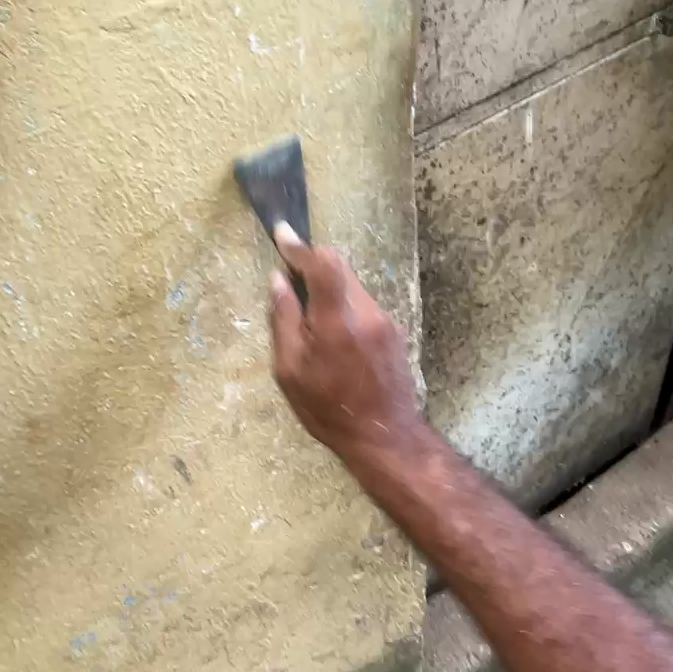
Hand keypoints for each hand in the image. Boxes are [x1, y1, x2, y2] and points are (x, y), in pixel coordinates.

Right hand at [266, 222, 425, 461]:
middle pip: (338, 269)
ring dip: (328, 291)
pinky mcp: (394, 330)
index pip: (322, 264)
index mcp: (336, 321)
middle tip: (291, 288)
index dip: (300, 246)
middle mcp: (365, 312)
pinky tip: (336, 341)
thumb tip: (278, 280)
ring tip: (314, 328)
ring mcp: (385, 320)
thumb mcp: (289, 370)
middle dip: (313, 268)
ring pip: (350, 286)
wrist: (386, 438)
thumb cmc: (328, 409)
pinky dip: (343, 307)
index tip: (282, 233)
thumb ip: (283, 319)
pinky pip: (362, 304)